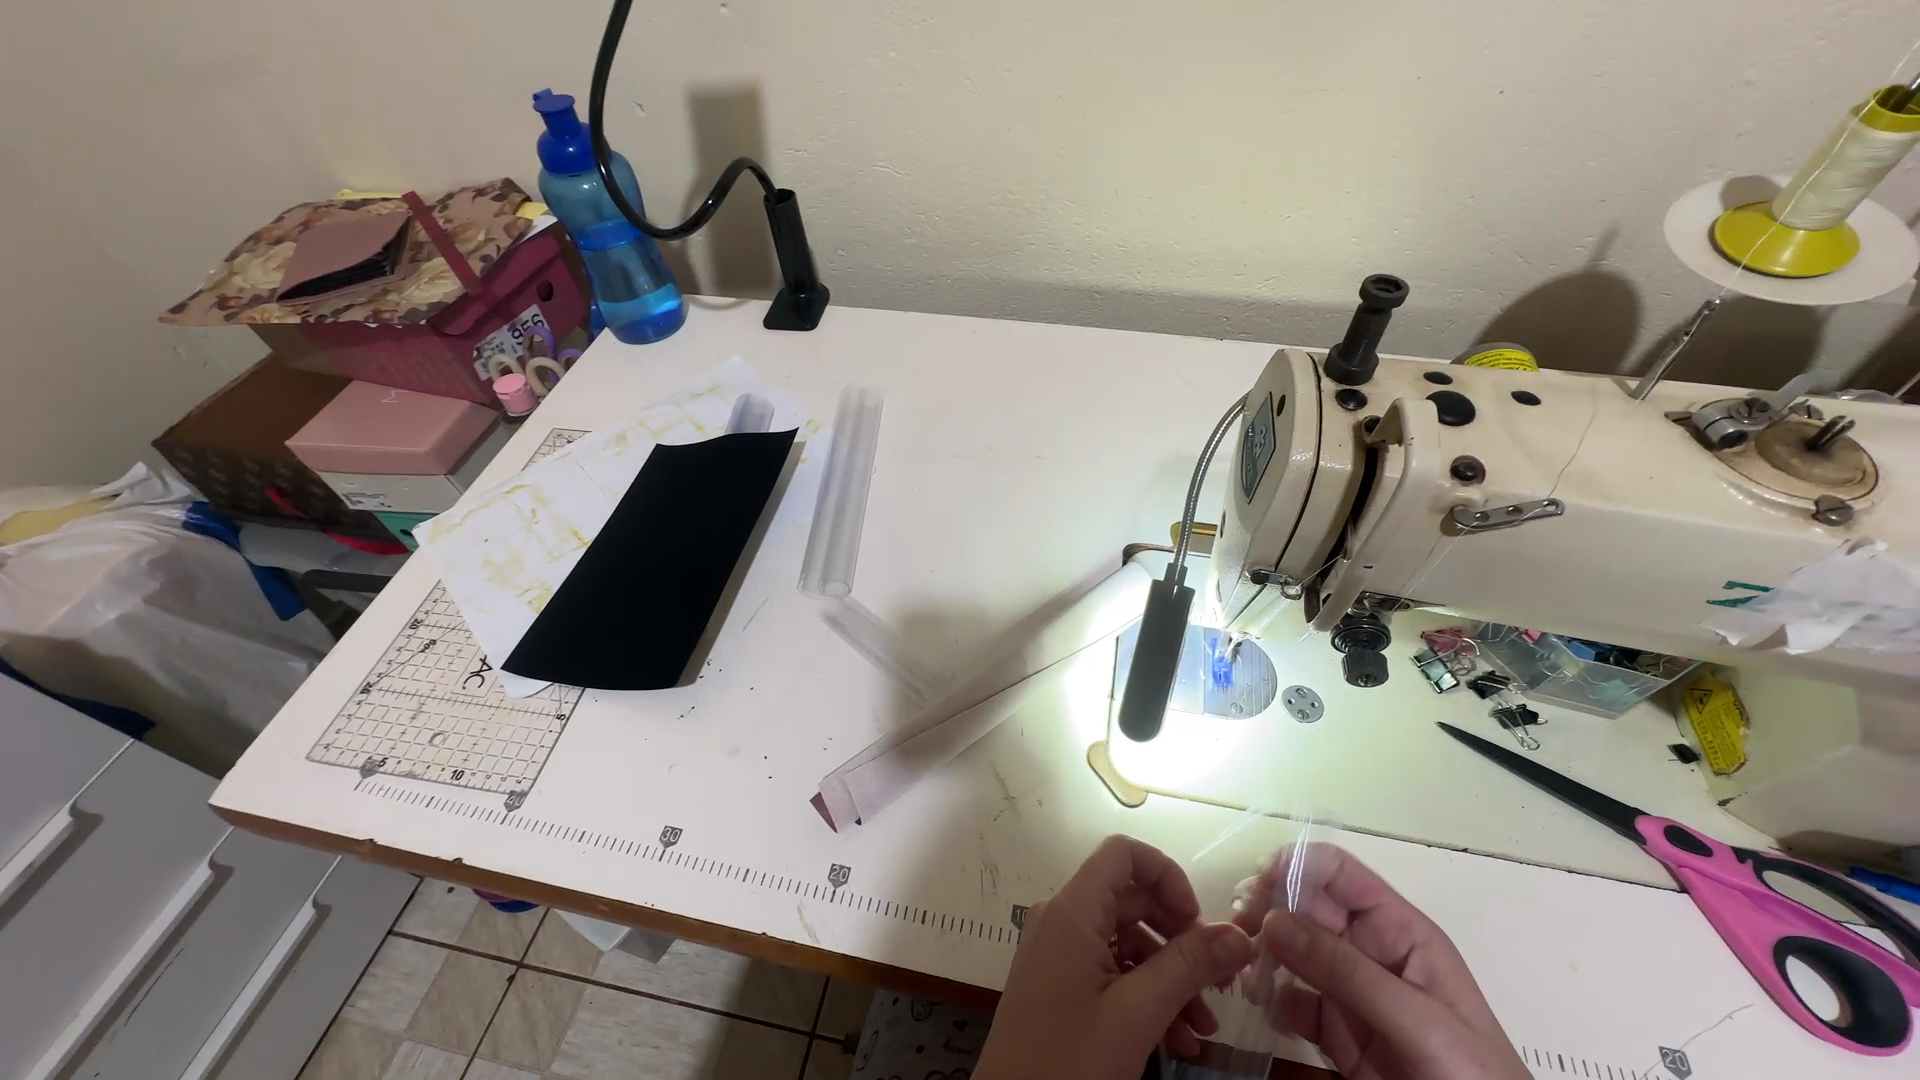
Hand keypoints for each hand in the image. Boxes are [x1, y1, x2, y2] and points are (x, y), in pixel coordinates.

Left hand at [976, 834, 1255, 1078]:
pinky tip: (1180, 1042)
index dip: (1167, 876)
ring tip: (1205, 1027)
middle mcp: (1062, 920)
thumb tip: (1239, 933)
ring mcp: (1059, 954)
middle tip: (1220, 982)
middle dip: (1180, 940)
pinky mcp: (1061, 986)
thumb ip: (1188, 966)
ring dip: (1171, 980)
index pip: (1123, 854)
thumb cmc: (1069, 1060)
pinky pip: (1112, 974)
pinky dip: (1147, 999)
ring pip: (1128, 944)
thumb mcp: (1136, 1014)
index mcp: (1072, 910)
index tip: (1198, 923)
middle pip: (1132, 901)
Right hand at [1231, 844, 1528, 1079]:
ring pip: (1290, 949)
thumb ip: (1346, 971)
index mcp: (1399, 932)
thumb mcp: (1417, 1020)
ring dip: (1260, 949)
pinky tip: (1257, 1002)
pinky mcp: (1334, 1032)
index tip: (1259, 882)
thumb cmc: (1471, 1077)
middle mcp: (1368, 952)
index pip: (1340, 874)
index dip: (1298, 866)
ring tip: (1240, 964)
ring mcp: (1349, 992)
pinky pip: (1290, 999)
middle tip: (1239, 925)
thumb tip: (1273, 920)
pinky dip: (1267, 995)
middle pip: (1305, 906)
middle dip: (1267, 907)